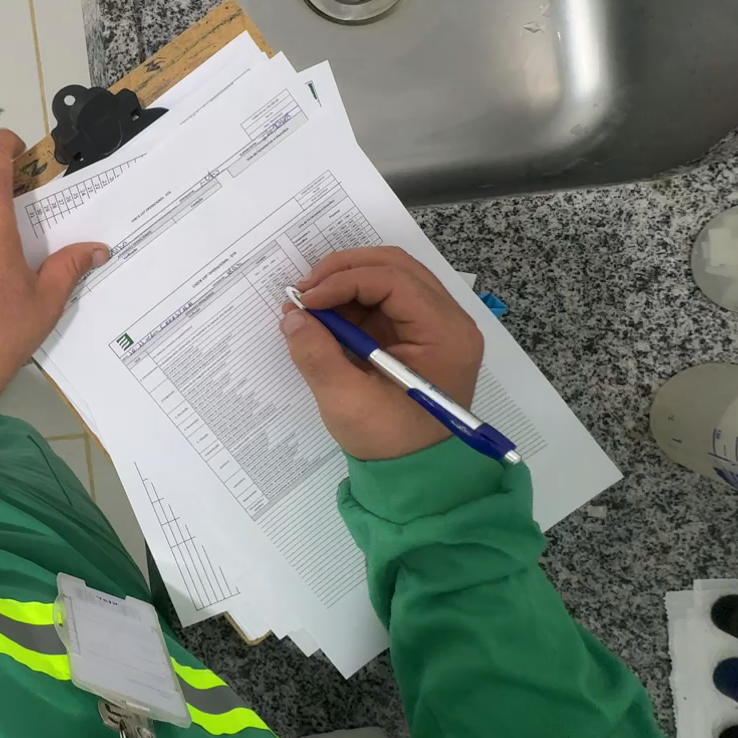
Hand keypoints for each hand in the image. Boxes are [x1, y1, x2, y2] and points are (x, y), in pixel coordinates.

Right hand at [278, 246, 484, 460]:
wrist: (414, 472)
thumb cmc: (388, 439)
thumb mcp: (347, 401)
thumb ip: (317, 355)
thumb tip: (292, 316)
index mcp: (444, 334)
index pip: (392, 281)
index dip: (342, 282)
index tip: (304, 301)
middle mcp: (445, 320)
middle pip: (394, 266)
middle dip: (342, 269)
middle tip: (303, 289)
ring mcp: (429, 325)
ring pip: (385, 275)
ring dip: (341, 281)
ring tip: (306, 303)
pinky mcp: (410, 333)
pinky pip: (377, 298)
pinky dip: (344, 298)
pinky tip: (319, 315)